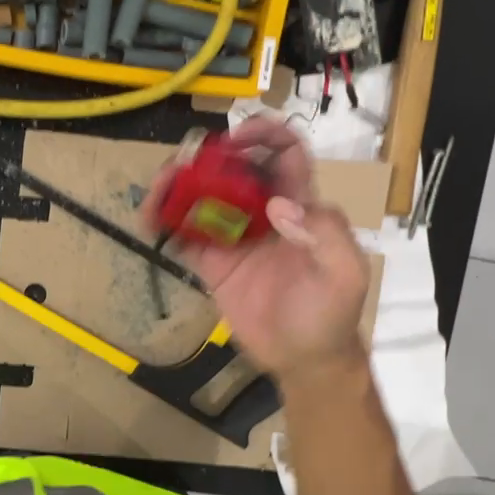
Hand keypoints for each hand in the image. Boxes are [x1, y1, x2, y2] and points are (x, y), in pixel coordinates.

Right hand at [148, 115, 370, 386]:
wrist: (303, 359)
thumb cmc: (330, 314)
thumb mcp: (345, 272)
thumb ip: (324, 233)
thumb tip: (278, 206)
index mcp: (300, 206)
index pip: (285, 153)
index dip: (264, 135)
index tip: (235, 138)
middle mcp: (264, 214)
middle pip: (234, 171)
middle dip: (208, 158)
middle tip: (182, 164)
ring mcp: (235, 240)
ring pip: (203, 200)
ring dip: (178, 187)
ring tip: (157, 188)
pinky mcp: (213, 266)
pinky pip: (185, 238)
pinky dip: (165, 224)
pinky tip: (149, 220)